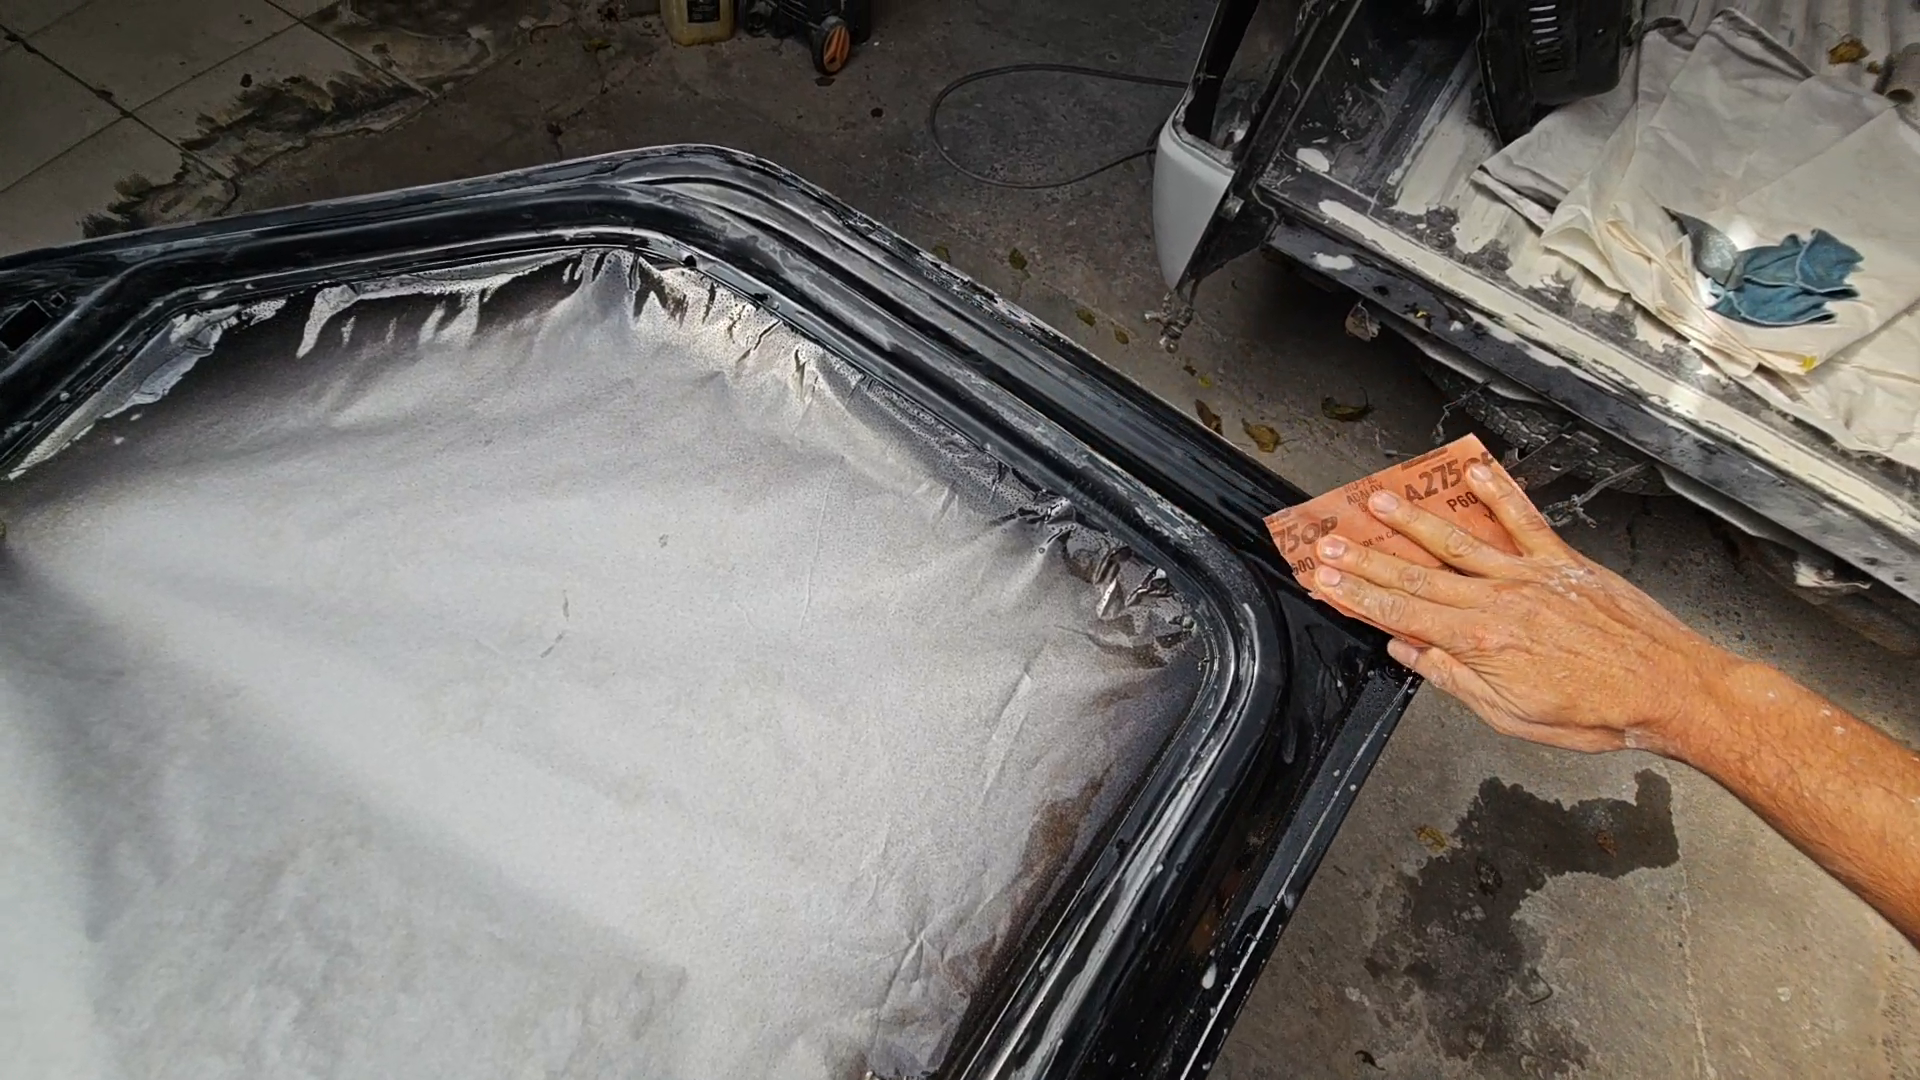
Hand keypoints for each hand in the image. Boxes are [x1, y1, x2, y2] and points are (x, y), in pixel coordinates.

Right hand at [1310, 462, 1738, 754]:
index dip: (1354, 594)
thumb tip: (1406, 650)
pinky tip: (1472, 472)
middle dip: (1363, 557)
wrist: (1676, 693)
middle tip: (1327, 540)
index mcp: (1477, 641)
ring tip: (1376, 501)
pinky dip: (1497, 494)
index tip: (1322, 579)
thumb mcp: (1510, 714)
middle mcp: (1495, 601)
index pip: (1398, 611)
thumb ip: (1452, 678)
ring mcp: (1527, 576)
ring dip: (1410, 521)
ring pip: (1455, 543)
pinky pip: (1523, 522)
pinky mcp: (1560, 562)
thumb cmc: (1596, 712)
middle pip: (1413, 574)